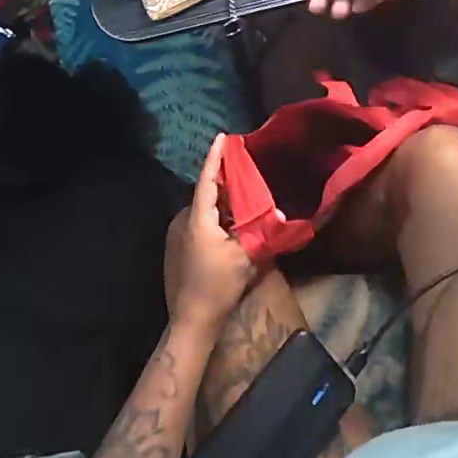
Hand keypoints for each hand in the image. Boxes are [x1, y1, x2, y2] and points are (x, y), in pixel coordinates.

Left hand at [165, 135, 256, 330]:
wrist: (191, 320)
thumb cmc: (218, 286)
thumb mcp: (245, 258)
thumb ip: (261, 233)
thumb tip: (281, 216)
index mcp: (198, 218)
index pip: (207, 180)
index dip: (215, 158)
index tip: (222, 137)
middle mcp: (183, 220)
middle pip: (205, 192)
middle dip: (223, 180)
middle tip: (243, 168)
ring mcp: (177, 234)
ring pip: (202, 208)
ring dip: (220, 202)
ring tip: (242, 196)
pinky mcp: (176, 246)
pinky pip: (197, 221)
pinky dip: (213, 216)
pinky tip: (229, 223)